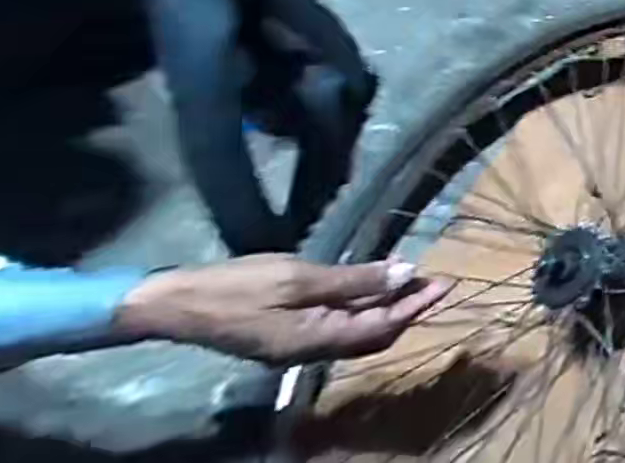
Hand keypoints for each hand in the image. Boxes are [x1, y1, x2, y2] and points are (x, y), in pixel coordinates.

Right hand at [114, 255, 451, 363]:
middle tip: (438, 280)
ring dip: (390, 304)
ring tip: (417, 276)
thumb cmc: (241, 287)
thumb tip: (405, 275)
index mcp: (314, 341)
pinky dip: (366, 303)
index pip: (381, 327)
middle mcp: (311, 349)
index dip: (417, 305)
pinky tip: (378, 280)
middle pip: (374, 333)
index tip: (447, 283)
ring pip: (360, 328)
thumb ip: (356, 280)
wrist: (177, 302)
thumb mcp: (302, 279)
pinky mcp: (291, 330)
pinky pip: (341, 321)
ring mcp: (300, 342)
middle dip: (409, 307)